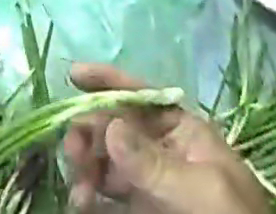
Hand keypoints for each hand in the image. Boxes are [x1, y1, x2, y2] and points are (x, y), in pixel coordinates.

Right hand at [61, 64, 266, 213]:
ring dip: (86, 168)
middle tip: (74, 153)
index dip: (107, 81)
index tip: (72, 75)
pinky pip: (107, 198)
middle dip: (90, 132)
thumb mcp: (202, 191)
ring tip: (79, 193)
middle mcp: (162, 152)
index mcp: (184, 133)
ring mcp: (150, 185)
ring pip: (106, 162)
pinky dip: (90, 198)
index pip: (142, 95)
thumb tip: (109, 126)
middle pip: (115, 127)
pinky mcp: (140, 212)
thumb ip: (154, 162)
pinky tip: (82, 204)